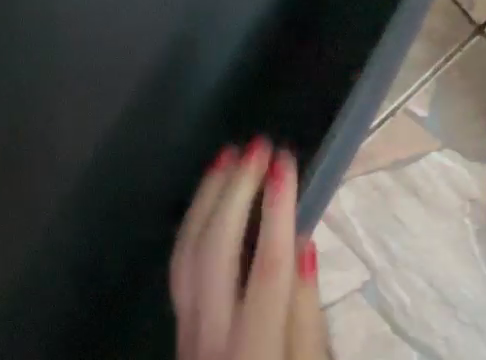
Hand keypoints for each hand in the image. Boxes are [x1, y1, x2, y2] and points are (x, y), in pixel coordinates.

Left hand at [171, 138, 329, 359]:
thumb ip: (306, 317)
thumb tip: (301, 242)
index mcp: (256, 354)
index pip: (269, 269)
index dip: (277, 210)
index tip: (284, 160)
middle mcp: (212, 340)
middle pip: (217, 252)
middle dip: (237, 191)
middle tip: (258, 147)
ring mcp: (188, 335)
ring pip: (188, 253)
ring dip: (209, 198)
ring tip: (229, 156)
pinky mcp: (180, 331)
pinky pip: (180, 267)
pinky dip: (194, 223)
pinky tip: (209, 197)